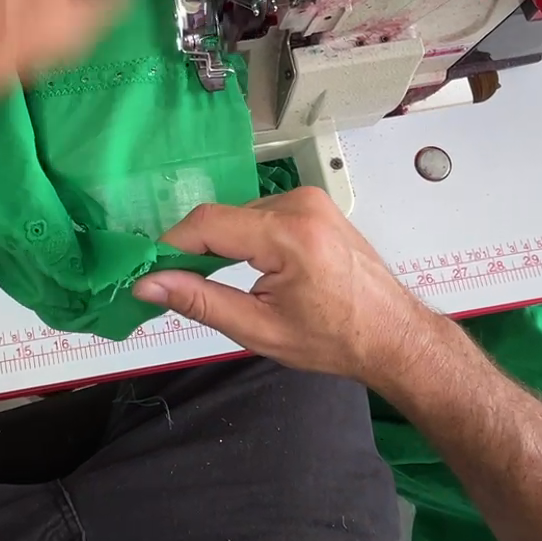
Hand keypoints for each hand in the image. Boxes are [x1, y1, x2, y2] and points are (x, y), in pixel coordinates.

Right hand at [133, 188, 458, 396]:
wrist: (394, 337)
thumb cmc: (333, 341)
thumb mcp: (259, 329)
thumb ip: (199, 301)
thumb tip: (147, 284)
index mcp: (289, 234)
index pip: (208, 222)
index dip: (171, 246)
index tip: (150, 272)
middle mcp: (300, 203)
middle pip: (222, 216)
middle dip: (196, 249)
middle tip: (181, 286)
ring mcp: (310, 199)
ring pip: (239, 214)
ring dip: (222, 244)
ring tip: (222, 282)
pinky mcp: (315, 204)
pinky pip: (261, 213)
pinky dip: (245, 237)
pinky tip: (251, 267)